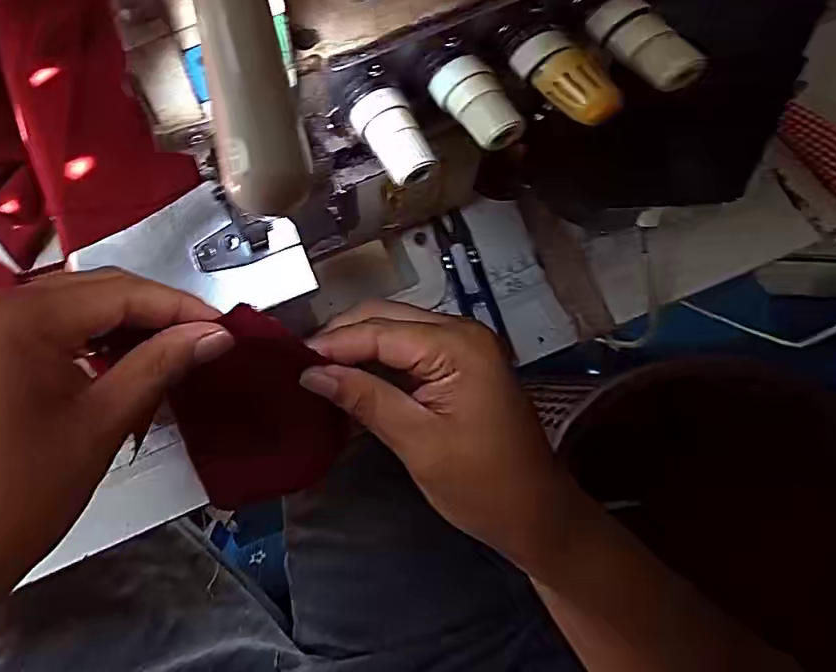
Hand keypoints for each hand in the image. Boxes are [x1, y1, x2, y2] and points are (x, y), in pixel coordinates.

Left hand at [0, 268, 233, 670]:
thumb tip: (212, 334)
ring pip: (73, 305)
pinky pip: (47, 324)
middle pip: (96, 291)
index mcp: (18, 315)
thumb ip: (161, 365)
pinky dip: (87, 338)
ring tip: (167, 353)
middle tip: (201, 340)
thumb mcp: (100, 425)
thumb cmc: (9, 502)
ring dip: (121, 325)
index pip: (120, 291)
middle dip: (152, 314)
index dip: (178, 307)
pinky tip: (115, 360)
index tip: (220, 324)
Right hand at [299, 301, 582, 573]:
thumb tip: (312, 374)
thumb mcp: (419, 444)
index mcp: (458, 346)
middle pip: (384, 318)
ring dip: (355, 346)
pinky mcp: (457, 360)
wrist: (541, 518)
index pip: (379, 332)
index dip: (333, 344)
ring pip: (392, 328)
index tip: (294, 360)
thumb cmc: (486, 487)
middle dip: (340, 337)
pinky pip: (406, 347)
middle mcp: (460, 331)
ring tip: (318, 369)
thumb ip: (365, 399)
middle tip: (302, 364)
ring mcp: (461, 344)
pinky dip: (375, 359)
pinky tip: (350, 377)